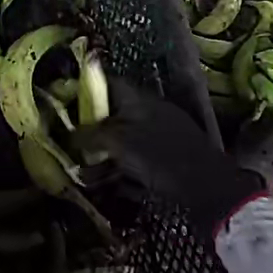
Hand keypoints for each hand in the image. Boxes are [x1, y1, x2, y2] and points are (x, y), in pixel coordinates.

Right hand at [77, 79, 265, 234]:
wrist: (206, 187)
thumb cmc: (160, 156)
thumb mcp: (119, 141)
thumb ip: (91, 135)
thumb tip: (69, 135)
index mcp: (140, 101)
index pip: (110, 84)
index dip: (87, 89)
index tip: (66, 102)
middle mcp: (151, 115)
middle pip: (114, 117)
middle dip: (91, 133)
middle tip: (72, 148)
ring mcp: (160, 140)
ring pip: (124, 144)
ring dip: (104, 160)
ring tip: (86, 177)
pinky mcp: (166, 164)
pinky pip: (136, 164)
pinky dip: (121, 174)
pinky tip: (111, 188)